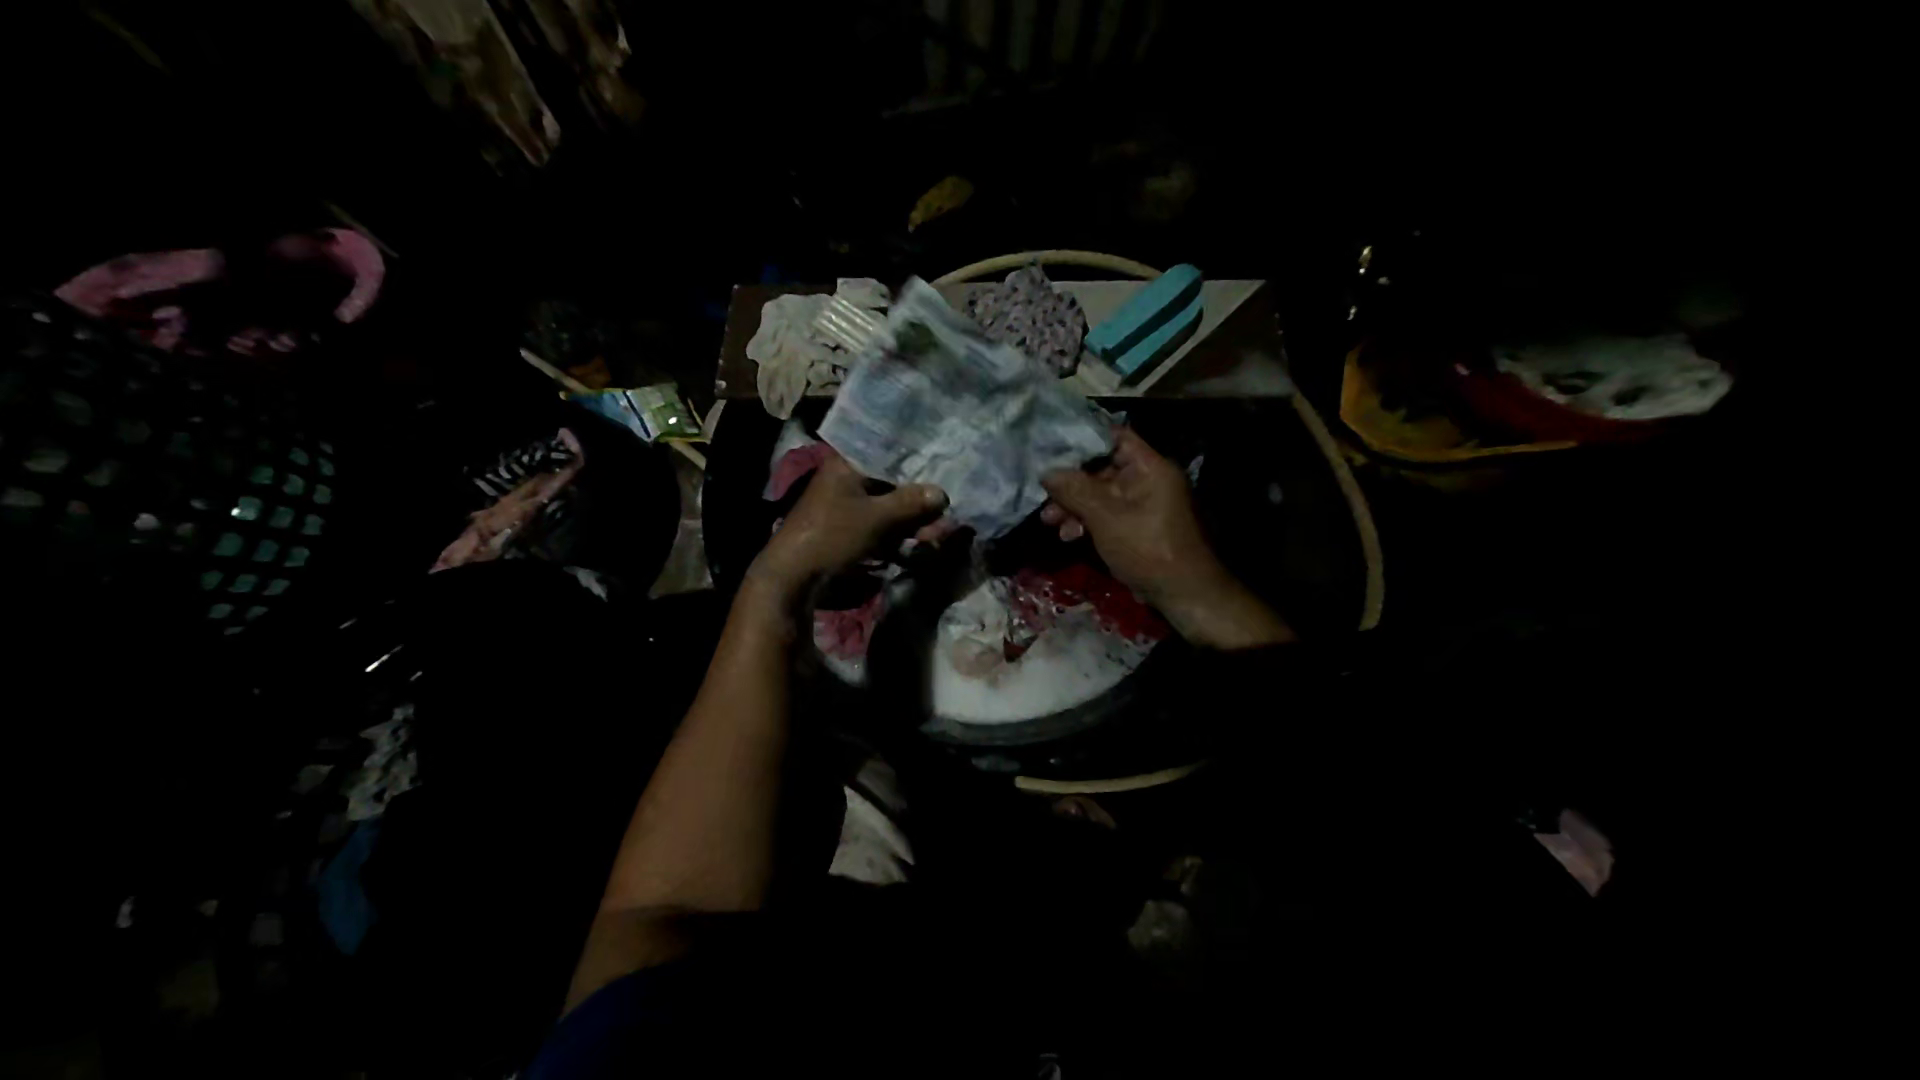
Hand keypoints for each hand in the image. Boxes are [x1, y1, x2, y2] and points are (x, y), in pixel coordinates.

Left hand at [750, 450, 947, 600]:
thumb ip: (911, 503)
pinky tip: (918, 544)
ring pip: (888, 507)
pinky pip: (879, 525)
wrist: (793, 575)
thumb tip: (943, 493)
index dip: (918, 463)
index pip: (889, 453)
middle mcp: (846, 479)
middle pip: (892, 483)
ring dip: (911, 521)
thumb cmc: (833, 535)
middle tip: (945, 514)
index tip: (943, 472)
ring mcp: (845, 504)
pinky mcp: (845, 528)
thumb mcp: (877, 517)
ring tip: (938, 533)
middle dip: (919, 501)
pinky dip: (897, 533)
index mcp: (847, 464)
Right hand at [1041, 427, 1292, 648]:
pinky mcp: (1137, 527)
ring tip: (1050, 521)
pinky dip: (1087, 522)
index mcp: (1150, 468)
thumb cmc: (1148, 549)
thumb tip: (1048, 472)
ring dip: (1074, 506)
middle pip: (1102, 469)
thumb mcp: (1107, 518)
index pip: (1114, 437)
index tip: (1051, 449)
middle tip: (1044, 497)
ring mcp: (1143, 505)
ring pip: (1100, 495)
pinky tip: (1070, 536)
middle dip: (1070, 483)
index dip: (1082, 440)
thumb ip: (1076, 491)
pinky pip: (1107, 515)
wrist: (1184, 595)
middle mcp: (1147, 481)